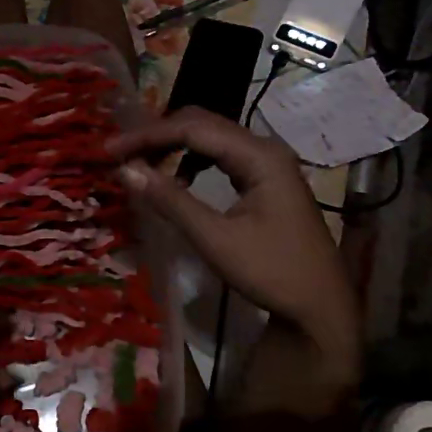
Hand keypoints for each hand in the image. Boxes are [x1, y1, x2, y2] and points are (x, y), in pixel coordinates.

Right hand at [109, 108, 358, 362]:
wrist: (320, 306)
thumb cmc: (271, 272)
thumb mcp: (216, 239)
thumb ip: (171, 200)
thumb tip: (126, 170)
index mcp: (259, 156)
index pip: (193, 129)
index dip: (148, 136)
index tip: (110, 150)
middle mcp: (265, 149)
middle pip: (203, 125)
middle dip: (159, 135)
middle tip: (120, 154)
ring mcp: (269, 164)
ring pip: (212, 140)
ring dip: (174, 146)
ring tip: (141, 163)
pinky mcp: (266, 181)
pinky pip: (222, 157)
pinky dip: (193, 161)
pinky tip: (177, 180)